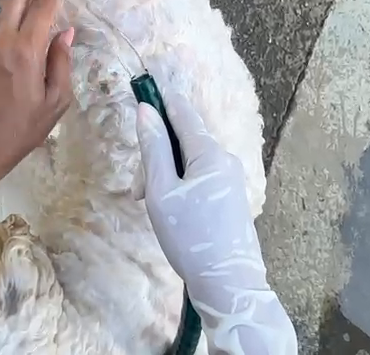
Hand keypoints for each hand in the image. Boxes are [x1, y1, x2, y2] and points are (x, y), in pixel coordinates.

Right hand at [137, 92, 297, 354]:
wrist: (230, 288)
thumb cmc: (191, 238)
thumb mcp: (162, 192)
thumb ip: (154, 148)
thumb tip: (146, 109)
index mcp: (209, 152)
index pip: (182, 110)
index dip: (161, 96)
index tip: (143, 82)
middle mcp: (224, 158)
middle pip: (185, 137)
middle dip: (158, 151)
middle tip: (139, 188)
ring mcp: (231, 179)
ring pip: (191, 160)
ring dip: (166, 172)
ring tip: (151, 205)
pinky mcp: (231, 198)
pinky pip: (201, 177)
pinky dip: (180, 184)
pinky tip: (170, 211)